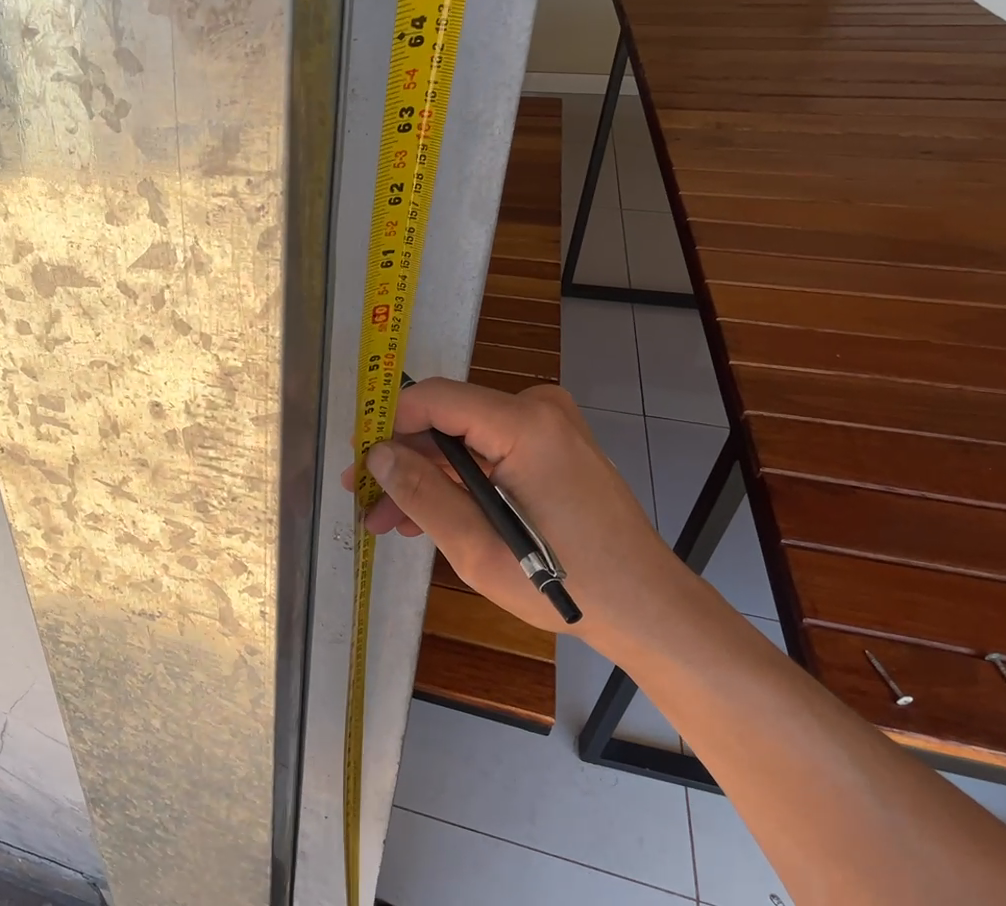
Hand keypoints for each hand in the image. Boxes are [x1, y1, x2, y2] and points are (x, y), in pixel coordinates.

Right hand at [340, 379, 702, 641]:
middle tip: (365, 502)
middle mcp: (538, 410)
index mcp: (524, 425)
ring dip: (426, 477)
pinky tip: (427, 516)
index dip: (387, 426)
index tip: (359, 466)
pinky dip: (458, 481)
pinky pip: (488, 452)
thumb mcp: (477, 547)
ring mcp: (549, 427)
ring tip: (387, 521)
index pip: (433, 398)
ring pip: (463, 440)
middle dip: (402, 461)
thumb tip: (376, 455)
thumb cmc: (565, 582)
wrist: (646, 606)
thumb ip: (422, 494)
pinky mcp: (553, 447)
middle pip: (447, 420)